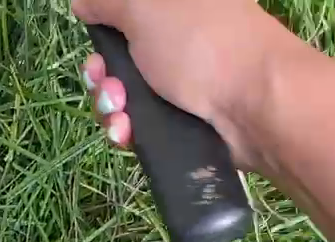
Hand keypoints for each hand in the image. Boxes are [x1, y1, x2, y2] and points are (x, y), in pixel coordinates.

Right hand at [72, 0, 300, 170]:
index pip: (123, 14)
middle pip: (119, 57)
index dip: (102, 33)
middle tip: (111, 89)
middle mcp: (176, 35)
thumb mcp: (145, 7)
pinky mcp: (183, 116)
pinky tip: (128, 135)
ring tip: (121, 119)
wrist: (252, 104)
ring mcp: (180, 78)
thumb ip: (109, 2)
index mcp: (171, 2)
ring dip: (112, 109)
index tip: (97, 51)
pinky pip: (142, 123)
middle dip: (104, 77)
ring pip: (126, 95)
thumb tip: (82, 0)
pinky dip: (128, 130)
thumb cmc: (199, 44)